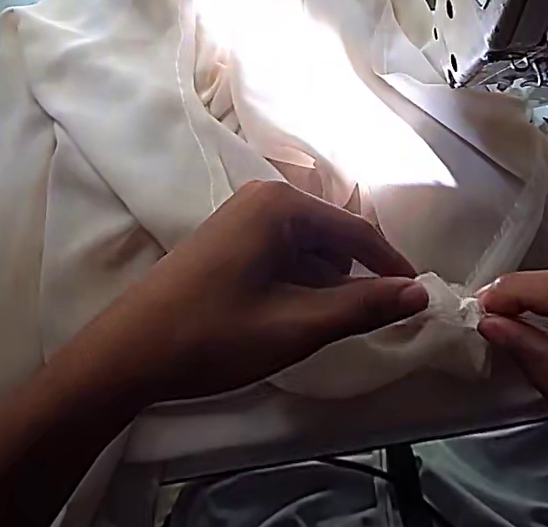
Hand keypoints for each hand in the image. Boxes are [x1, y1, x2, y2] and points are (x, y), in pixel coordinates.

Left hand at [66, 180, 429, 406]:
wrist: (128, 351)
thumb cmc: (213, 334)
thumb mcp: (295, 325)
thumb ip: (360, 306)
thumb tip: (418, 293)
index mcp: (281, 204)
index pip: (355, 230)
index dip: (390, 264)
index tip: (418, 295)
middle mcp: (264, 196)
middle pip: (330, 235)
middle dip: (350, 277)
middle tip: (359, 322)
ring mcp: (244, 213)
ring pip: (307, 246)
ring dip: (321, 282)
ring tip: (311, 324)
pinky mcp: (230, 234)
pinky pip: (282, 250)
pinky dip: (296, 280)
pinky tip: (286, 313)